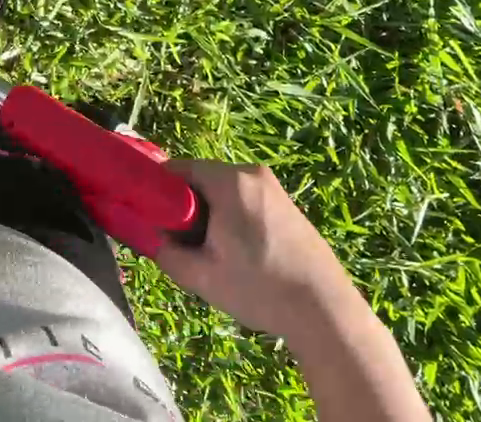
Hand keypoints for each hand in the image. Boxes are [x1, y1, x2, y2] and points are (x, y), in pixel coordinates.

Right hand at [152, 161, 365, 340]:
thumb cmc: (260, 289)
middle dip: (185, 204)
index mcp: (230, 181)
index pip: (178, 169)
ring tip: (211, 250)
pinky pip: (246, 199)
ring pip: (224, 191)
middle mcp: (253, 174)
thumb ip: (166, 253)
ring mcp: (274, 188)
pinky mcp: (288, 205)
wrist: (327, 313)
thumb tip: (154, 239)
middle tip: (181, 239)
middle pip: (202, 178)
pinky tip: (239, 251)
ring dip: (210, 212)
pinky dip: (233, 217)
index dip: (158, 190)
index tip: (153, 216)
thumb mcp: (200, 276)